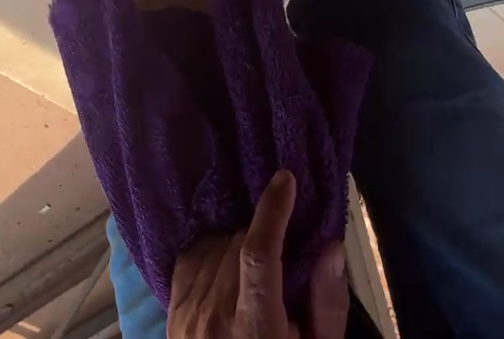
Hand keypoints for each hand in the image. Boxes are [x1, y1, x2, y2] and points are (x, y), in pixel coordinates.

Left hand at [167, 171, 348, 338]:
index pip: (257, 252)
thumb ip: (327, 304)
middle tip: (283, 255)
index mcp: (254, 327)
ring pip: (216, 246)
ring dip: (239, 244)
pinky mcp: (173, 312)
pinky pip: (192, 256)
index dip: (272, 210)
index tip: (286, 179)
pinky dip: (213, 252)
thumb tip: (331, 246)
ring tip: (257, 270)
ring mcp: (187, 314)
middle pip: (238, 243)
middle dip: (264, 236)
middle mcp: (214, 315)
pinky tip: (228, 268)